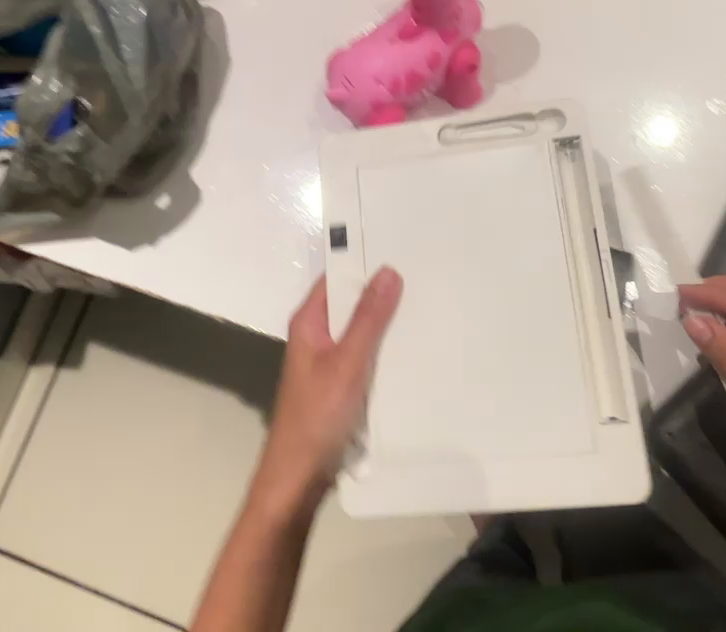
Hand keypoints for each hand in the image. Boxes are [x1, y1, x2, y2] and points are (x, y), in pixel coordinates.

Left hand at [251, 268, 402, 514]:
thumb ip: (368, 319)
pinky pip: (366, 357)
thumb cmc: (317, 417)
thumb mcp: (347, 363)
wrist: (298, 479)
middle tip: (425, 274)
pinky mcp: (340, 386)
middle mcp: (316, 336)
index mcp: (308, 322)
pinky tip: (414, 350)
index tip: (400, 246)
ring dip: (386, 323)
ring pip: (361, 331)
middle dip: (382, 292)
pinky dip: (385, 351)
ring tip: (427, 305)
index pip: (336, 277)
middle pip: (351, 303)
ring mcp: (328, 362)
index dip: (363, 261)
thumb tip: (388, 270)